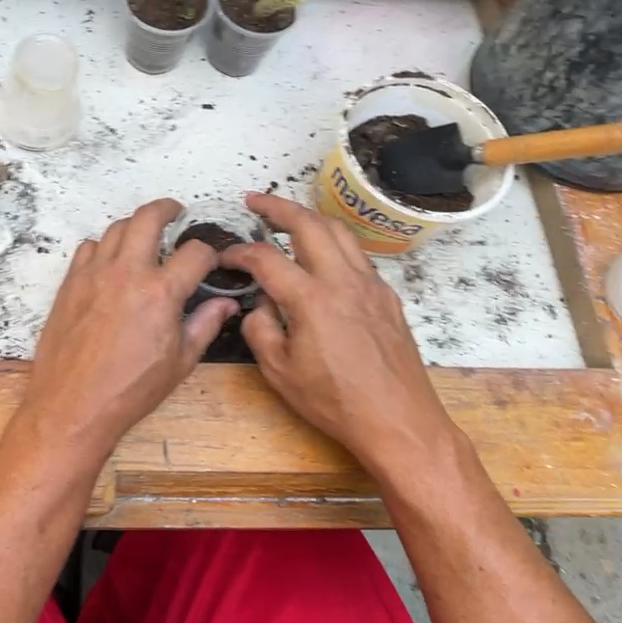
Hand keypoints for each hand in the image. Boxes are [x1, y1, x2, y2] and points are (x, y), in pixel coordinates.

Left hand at [18, 198, 238, 458]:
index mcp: (160, 292)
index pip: (195, 252)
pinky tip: (110, 261)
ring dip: (134, 226)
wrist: (73, 405)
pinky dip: (103, 247)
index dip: (209, 253)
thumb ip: (204, 324)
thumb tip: (226, 303)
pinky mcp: (69, 284)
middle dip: (167, 208)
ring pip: (115, 228)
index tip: (211, 259)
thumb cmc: (129, 390)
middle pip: (148, 218)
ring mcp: (93, 275)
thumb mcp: (180, 362)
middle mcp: (126, 273)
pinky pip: (88, 249)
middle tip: (175, 212)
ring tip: (144, 236)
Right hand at [221, 193, 460, 476]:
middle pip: (310, 224)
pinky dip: (334, 243)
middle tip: (255, 201)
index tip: (223, 256)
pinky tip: (322, 257)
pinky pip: (357, 256)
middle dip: (279, 207)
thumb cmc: (334, 402)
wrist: (398, 420)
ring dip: (310, 218)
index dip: (239, 252)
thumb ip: (260, 329)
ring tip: (288, 218)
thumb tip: (260, 304)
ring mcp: (371, 286)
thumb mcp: (278, 372)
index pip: (266, 259)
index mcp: (311, 299)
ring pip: (340, 233)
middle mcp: (343, 281)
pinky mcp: (387, 298)